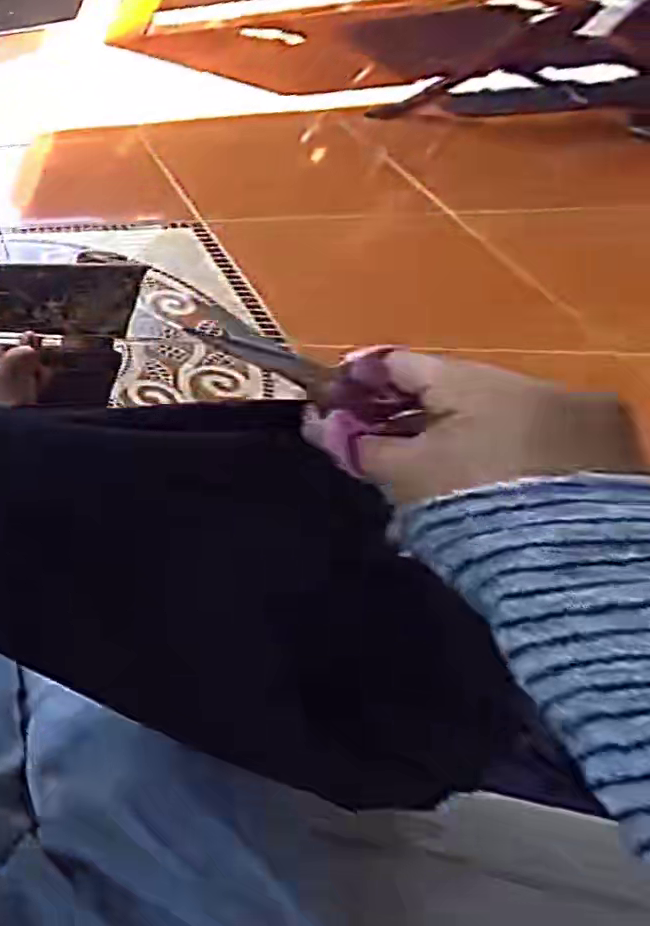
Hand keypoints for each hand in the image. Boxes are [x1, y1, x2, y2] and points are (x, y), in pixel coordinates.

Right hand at [310, 351, 645, 506]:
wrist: (567, 562)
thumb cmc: (461, 497)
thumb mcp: (390, 466)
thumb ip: (350, 438)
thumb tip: (318, 422)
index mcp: (484, 384)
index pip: (401, 363)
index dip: (357, 379)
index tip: (329, 399)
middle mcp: (541, 388)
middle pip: (449, 388)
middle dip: (403, 412)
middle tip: (365, 436)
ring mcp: (584, 418)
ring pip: (489, 413)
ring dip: (445, 432)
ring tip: (411, 464)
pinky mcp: (608, 450)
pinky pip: (525, 436)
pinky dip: (487, 449)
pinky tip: (462, 476)